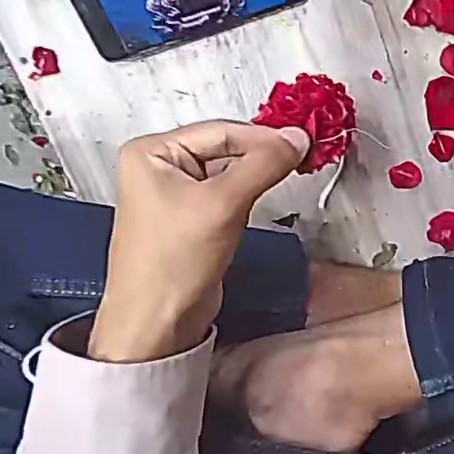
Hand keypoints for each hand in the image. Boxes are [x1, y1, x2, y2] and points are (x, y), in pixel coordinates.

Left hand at [88, 121, 309, 362]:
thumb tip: (295, 139)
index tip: (301, 142)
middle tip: (301, 157)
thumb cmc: (170, 265)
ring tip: (288, 174)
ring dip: (259, 173)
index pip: (222, 131)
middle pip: (227, 146)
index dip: (264, 137)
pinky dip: (252, 191)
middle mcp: (161, 167)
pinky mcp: (194, 214)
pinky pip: (230, 190)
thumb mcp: (223, 204)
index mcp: (151, 152)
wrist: (158, 323)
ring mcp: (178, 191)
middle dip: (263, 154)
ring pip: (232, 168)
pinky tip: (263, 197)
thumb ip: (263, 165)